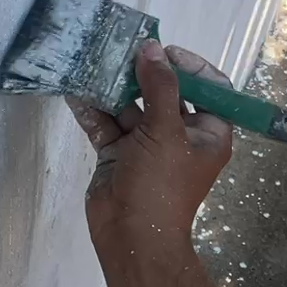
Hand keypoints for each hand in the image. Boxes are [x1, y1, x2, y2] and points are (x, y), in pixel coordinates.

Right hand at [70, 41, 232, 255]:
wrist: (130, 236)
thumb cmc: (161, 185)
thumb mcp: (166, 132)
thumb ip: (159, 88)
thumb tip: (152, 49)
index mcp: (207, 133)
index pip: (210, 89)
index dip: (191, 67)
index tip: (166, 51)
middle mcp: (178, 136)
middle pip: (164, 94)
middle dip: (143, 73)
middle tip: (123, 51)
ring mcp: (145, 145)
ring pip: (130, 108)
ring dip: (113, 87)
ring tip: (95, 61)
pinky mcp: (117, 155)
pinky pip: (106, 125)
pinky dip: (92, 109)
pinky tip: (76, 89)